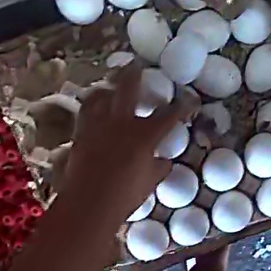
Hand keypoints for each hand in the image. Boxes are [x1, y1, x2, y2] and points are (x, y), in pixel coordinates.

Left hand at [58, 67, 193, 226]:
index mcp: (145, 135)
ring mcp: (97, 126)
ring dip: (108, 90)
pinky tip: (94, 112)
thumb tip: (163, 160)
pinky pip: (86, 113)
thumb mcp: (150, 182)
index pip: (169, 114)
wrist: (89, 204)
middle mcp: (121, 123)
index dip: (183, 106)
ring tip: (111, 89)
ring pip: (101, 96)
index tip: (190, 100)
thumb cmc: (125, 196)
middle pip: (128, 88)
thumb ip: (159, 167)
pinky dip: (92, 108)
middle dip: (135, 75)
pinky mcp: (80, 135)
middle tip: (138, 66)